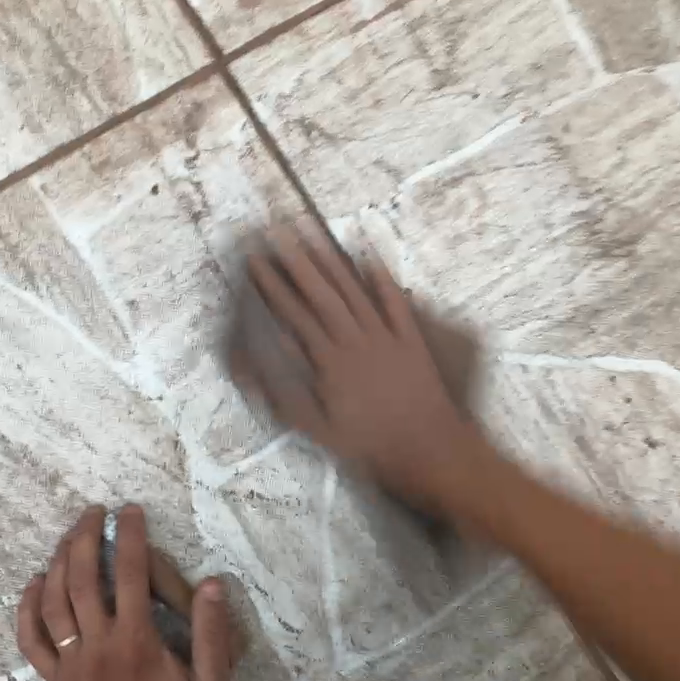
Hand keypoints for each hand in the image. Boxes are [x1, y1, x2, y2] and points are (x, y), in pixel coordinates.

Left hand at [17, 505, 235, 680]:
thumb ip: (213, 633)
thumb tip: (212, 583)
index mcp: (136, 641)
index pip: (131, 574)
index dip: (130, 536)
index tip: (130, 510)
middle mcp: (98, 645)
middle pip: (84, 578)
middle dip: (86, 537)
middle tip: (93, 512)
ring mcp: (70, 663)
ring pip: (54, 601)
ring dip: (59, 561)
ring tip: (70, 535)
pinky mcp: (53, 680)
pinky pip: (31, 640)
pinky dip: (27, 607)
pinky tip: (35, 580)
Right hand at [238, 225, 482, 503]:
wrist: (429, 450)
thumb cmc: (369, 447)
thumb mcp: (317, 430)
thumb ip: (283, 394)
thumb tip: (250, 365)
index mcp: (329, 361)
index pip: (293, 315)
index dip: (272, 286)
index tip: (254, 261)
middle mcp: (355, 340)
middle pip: (322, 293)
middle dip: (297, 260)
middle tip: (278, 230)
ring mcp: (385, 336)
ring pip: (354, 291)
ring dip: (332, 260)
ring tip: (313, 234)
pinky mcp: (411, 340)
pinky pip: (396, 303)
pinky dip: (383, 279)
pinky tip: (370, 256)